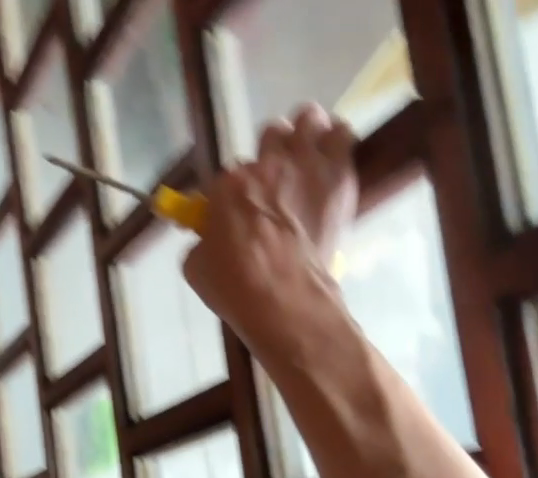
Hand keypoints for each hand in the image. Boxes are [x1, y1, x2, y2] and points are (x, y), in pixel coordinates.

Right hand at [182, 103, 357, 356]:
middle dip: (271, 149)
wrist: (284, 297)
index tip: (234, 206)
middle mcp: (266, 164)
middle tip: (274, 172)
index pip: (226, 173)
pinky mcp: (339, 175)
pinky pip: (341, 136)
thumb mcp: (196, 264)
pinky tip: (331, 156)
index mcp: (227, 185)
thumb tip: (211, 234)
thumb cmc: (233, 285)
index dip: (231, 189)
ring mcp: (306, 165)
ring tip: (308, 151)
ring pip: (310, 119)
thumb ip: (203, 238)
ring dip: (307, 132)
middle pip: (271, 133)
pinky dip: (335, 140)